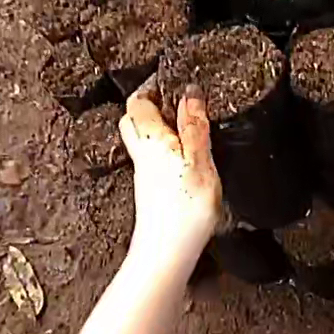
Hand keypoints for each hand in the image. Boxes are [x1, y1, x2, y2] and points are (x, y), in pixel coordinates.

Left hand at [119, 78, 221, 264]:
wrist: (166, 251)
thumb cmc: (184, 210)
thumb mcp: (200, 161)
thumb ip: (194, 127)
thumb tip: (190, 94)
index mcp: (151, 141)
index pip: (138, 102)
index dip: (151, 87)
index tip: (170, 81)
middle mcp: (142, 155)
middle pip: (134, 120)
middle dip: (149, 106)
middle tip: (174, 100)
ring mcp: (144, 174)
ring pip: (143, 140)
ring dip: (159, 128)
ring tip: (185, 125)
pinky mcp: (151, 190)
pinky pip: (152, 159)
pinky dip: (165, 150)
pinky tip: (184, 158)